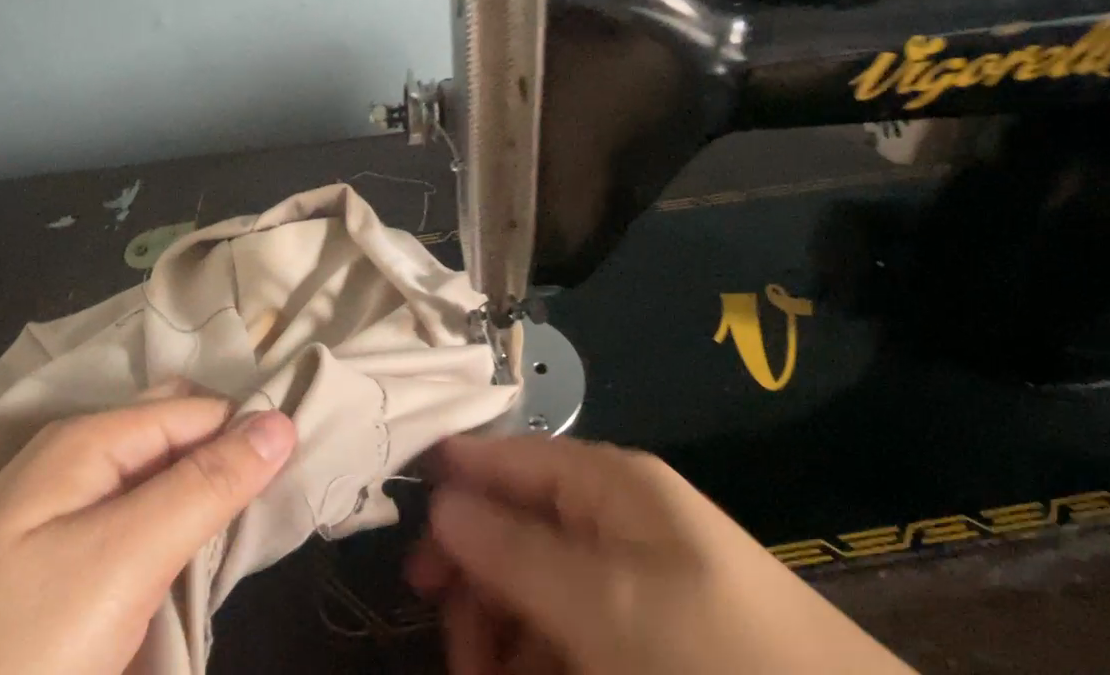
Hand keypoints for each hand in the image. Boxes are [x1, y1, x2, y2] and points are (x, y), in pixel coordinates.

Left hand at [0, 395, 296, 674]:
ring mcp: (59, 518)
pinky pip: (134, 532)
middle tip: (294, 497)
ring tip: (257, 531)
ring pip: (161, 487)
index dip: (257, 434)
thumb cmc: (9, 647)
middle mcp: (74, 464)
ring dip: (207, 506)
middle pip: (181, 438)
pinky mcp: (53, 571)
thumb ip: (206, 484)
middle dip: (236, 460)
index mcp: (89, 441)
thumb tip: (282, 419)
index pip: (205, 409)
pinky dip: (173, 541)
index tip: (313, 467)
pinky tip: (195, 563)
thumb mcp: (121, 558)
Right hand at [408, 436, 911, 674]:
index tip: (400, 527)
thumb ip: (513, 550)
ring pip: (531, 585)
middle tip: (454, 642)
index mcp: (608, 484)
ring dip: (499, 631)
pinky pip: (564, 627)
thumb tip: (440, 499)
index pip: (509, 455)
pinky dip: (535, 654)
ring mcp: (626, 576)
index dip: (452, 479)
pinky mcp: (638, 630)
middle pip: (513, 525)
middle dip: (474, 580)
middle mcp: (612, 516)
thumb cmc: (710, 655)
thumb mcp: (602, 602)